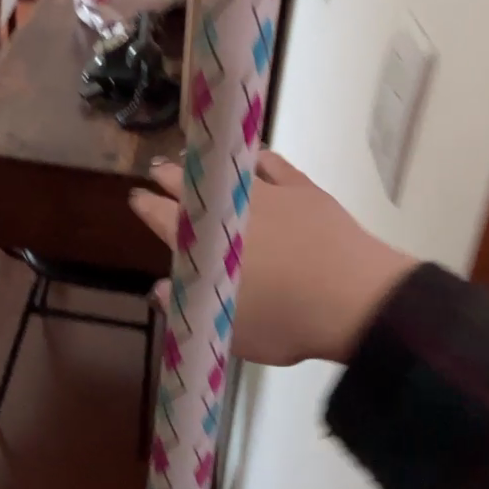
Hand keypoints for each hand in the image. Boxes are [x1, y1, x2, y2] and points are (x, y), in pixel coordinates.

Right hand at [130, 151, 417, 365]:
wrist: (352, 299)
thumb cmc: (285, 321)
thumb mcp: (229, 331)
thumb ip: (188, 308)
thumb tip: (158, 291)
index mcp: (204, 245)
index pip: (162, 219)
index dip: (146, 207)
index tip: (136, 198)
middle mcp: (226, 211)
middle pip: (188, 188)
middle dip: (168, 178)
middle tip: (156, 171)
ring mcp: (264, 193)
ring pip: (223, 172)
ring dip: (205, 165)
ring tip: (192, 159)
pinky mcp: (300, 187)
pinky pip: (272, 164)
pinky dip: (256, 159)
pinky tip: (252, 157)